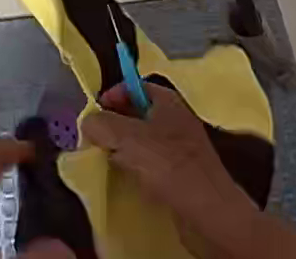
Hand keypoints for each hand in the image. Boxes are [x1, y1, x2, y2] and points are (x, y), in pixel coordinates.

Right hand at [81, 84, 295, 258]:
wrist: (208, 210)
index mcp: (167, 99)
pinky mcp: (179, 172)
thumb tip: (88, 120)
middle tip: (93, 138)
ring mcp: (178, 145)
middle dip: (114, 123)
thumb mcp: (130, 139)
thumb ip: (105, 125)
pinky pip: (150, 162)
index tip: (93, 112)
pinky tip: (126, 178)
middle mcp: (174, 117)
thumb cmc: (170, 165)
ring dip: (122, 147)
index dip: (113, 94)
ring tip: (105, 159)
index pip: (135, 85)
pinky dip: (135, 166)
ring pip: (142, 139)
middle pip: (137, 112)